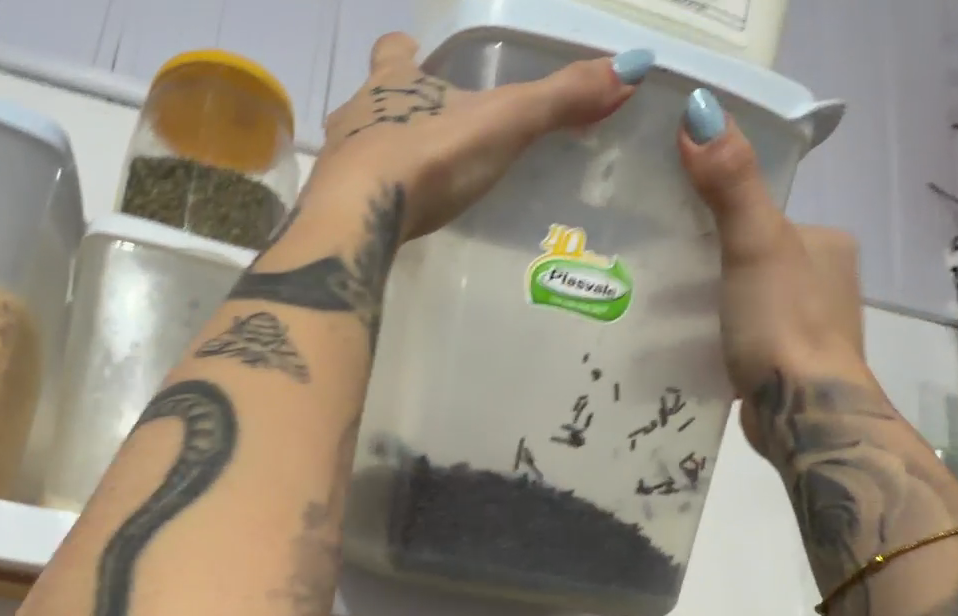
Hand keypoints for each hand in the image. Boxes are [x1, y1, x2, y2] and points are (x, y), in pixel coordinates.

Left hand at [306, 34, 642, 240]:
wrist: (359, 216)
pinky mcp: (324, 207)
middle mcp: (356, 112)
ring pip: (350, 146)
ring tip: (397, 180)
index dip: (404, 52)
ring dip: (371, 156)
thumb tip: (633, 67)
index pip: (393, 52)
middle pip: (366, 99)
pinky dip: (361, 202)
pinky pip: (343, 196)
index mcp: (394, 81)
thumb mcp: (506, 123)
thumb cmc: (431, 158)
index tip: (411, 55)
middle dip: (386, 108)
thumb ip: (561, 99)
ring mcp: (334, 161)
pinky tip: (380, 221)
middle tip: (413, 129)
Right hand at [677, 99, 871, 398]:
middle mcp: (821, 279)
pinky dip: (706, 337)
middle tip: (645, 273)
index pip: (758, 214)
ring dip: (698, 304)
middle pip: (744, 257)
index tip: (663, 225)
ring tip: (647, 312)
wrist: (805, 414)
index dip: (712, 215)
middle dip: (699, 263)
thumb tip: (698, 112)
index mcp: (825, 243)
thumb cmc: (783, 325)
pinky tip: (673, 347)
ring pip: (738, 299)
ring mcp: (802, 325)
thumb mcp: (753, 246)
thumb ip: (730, 186)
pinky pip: (735, 336)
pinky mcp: (781, 364)